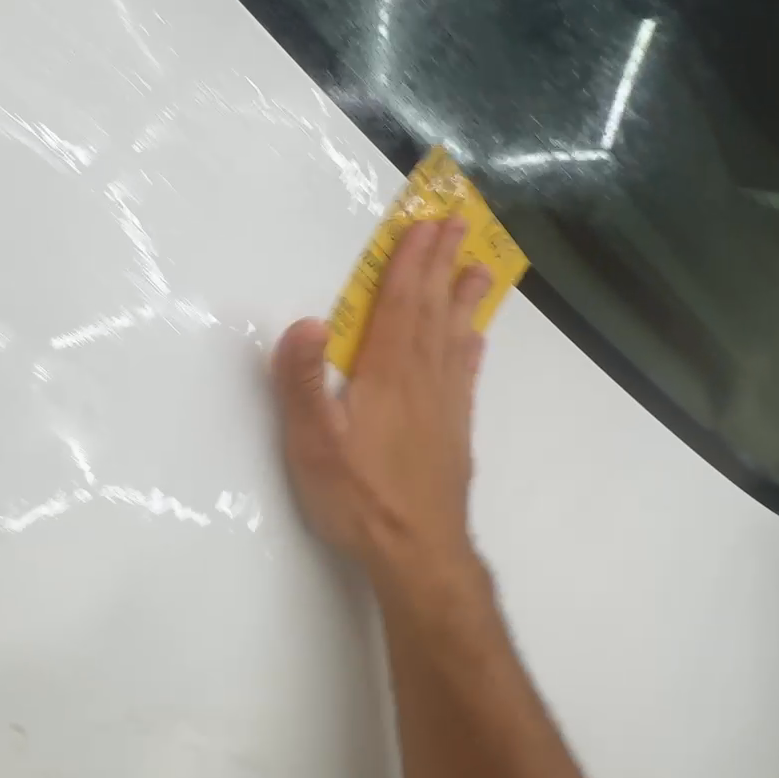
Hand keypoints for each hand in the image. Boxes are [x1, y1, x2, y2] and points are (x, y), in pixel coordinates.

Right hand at [274, 217, 492, 581]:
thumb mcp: (312, 441)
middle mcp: (421, 380)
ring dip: (461, 297)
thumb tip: (307, 323)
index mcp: (385, 376)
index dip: (409, 263)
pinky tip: (473, 336)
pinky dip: (469, 346)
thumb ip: (303, 382)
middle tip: (459, 223)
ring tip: (476, 266)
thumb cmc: (357, 496)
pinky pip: (464, 375)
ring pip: (453, 337)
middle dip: (440, 264)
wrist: (417, 554)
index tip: (424, 223)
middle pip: (431, 311)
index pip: (398, 306)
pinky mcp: (453, 431)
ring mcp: (443, 406)